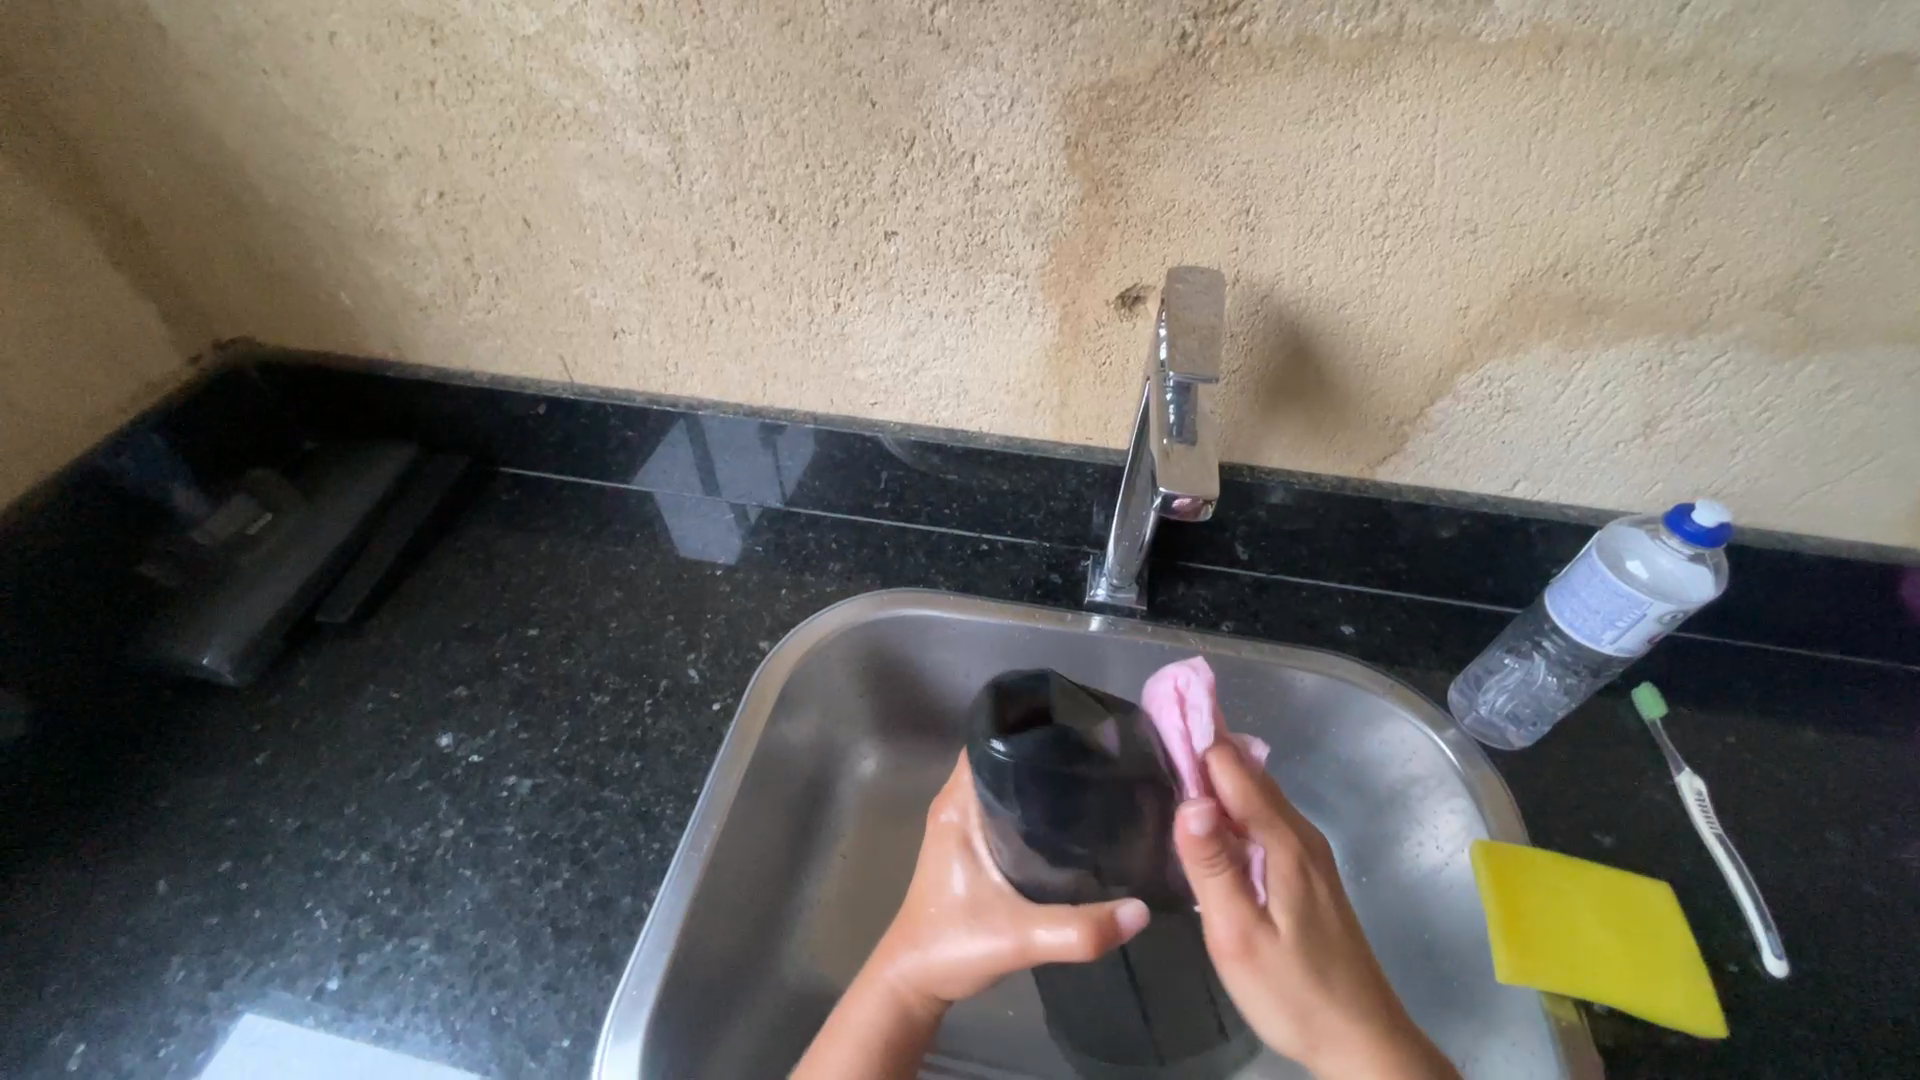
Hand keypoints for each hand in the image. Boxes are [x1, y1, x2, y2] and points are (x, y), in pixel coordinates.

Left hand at [872, 752, 1151, 1008]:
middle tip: (1100, 754)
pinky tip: (1070, 818)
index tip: (1078, 727)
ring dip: (1040, 777)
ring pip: (1004, 781)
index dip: (1030, 727)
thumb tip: (1141, 910)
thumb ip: (1077, 930)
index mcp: (959, 805)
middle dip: (1046, 750)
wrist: (912, 982)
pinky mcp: (970, 844)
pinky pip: (1004, 806)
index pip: (991, 739)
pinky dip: (1033, 804)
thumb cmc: (950, 947)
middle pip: (1003, 755)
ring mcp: (962, 823)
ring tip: (1093, 777)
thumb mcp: (1017, 939)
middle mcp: (958, 803)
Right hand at [1173, 744, 1458, 1079]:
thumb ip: (1212, 866)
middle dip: (1201, 744)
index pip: (1231, 765)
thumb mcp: (1239, 936)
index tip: (1154, 715)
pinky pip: (1262, 816)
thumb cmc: (1295, 994)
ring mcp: (1306, 852)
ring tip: (1167, 757)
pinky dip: (1229, 801)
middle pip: (1245, 770)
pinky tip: (1204, 813)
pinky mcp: (1305, 871)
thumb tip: (1189, 799)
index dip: (1193, 738)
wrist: (1366, 1046)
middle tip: (1151, 727)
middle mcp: (1298, 834)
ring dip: (1213, 771)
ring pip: (1254, 792)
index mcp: (1283, 841)